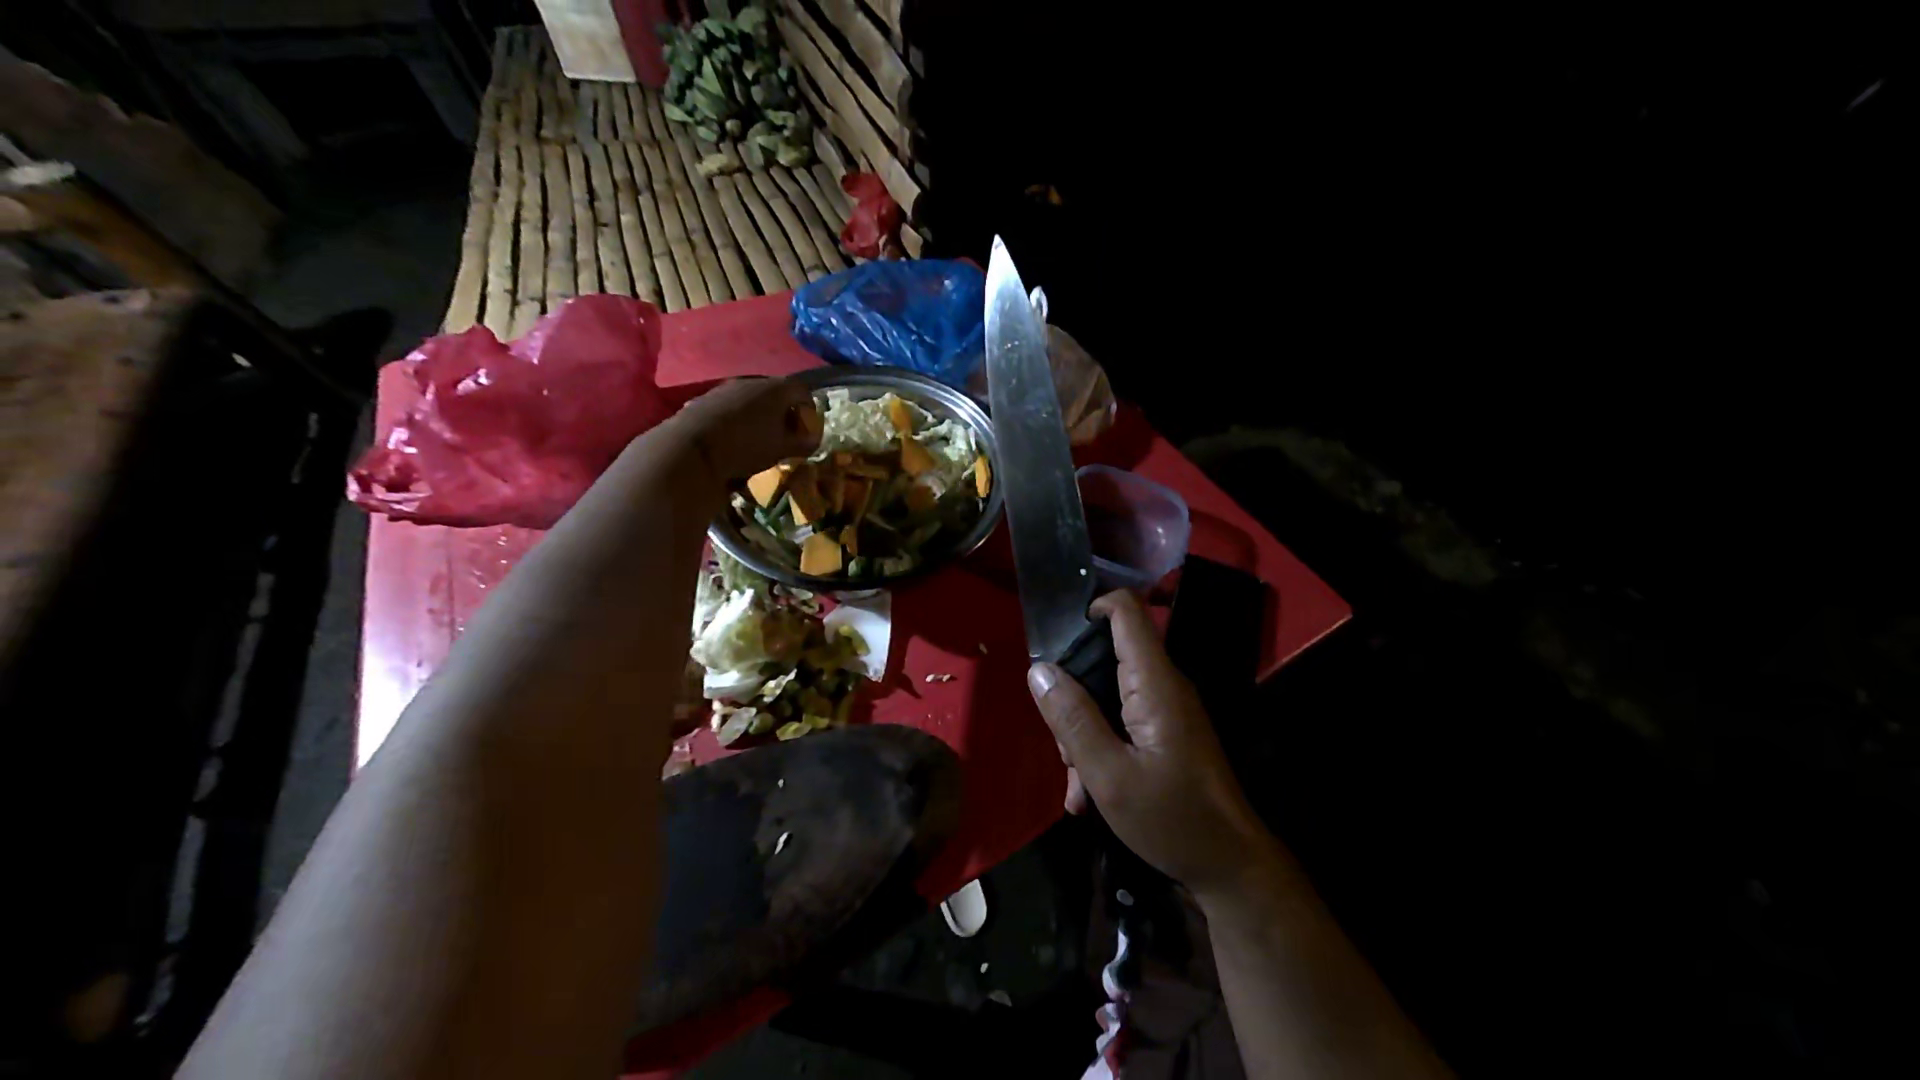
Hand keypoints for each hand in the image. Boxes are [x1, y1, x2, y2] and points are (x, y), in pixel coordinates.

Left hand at [665, 377, 818, 486]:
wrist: (692, 447)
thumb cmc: (747, 446)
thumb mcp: (782, 449)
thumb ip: (803, 443)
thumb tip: (814, 440)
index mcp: (776, 389)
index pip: (803, 390)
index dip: (810, 409)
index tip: (809, 428)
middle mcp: (752, 381)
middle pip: (777, 393)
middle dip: (785, 412)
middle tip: (787, 434)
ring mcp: (726, 388)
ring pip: (753, 399)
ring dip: (761, 415)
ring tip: (761, 437)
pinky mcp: (706, 399)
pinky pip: (732, 405)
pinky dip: (740, 417)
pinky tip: (736, 437)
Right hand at [1028, 591, 1276, 895]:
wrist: (1231, 868)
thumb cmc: (1172, 820)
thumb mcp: (1109, 776)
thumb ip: (1072, 720)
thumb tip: (1039, 669)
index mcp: (1154, 683)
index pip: (1127, 612)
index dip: (1091, 610)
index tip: (1055, 644)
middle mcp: (1162, 686)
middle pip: (1104, 660)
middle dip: (1072, 699)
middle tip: (1064, 749)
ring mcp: (1165, 710)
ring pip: (1106, 697)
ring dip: (1082, 735)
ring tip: (1078, 788)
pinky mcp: (1165, 733)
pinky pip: (1120, 723)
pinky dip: (1100, 751)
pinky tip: (1089, 798)